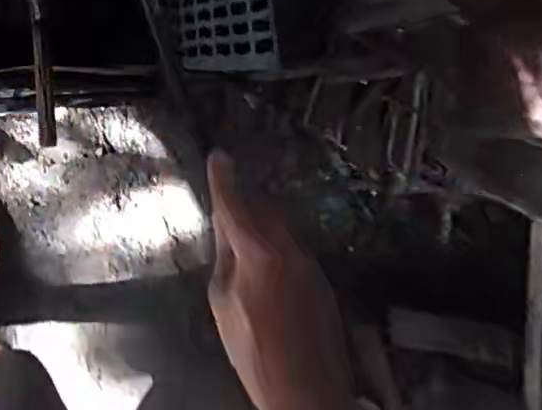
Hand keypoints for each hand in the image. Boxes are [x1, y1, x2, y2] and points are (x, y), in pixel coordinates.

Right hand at [206, 152, 354, 409]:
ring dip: (260, 223)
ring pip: (280, 227)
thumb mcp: (221, 301)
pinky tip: (264, 269)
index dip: (223, 179)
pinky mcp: (323, 285)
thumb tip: (226, 230)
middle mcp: (289, 253)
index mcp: (259, 255)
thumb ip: (224, 257)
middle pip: (262, 210)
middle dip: (242, 205)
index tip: (218, 155)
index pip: (235, 205)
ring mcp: (311, 269)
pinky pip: (293, 249)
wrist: (308, 398)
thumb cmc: (252, 351)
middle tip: (224, 215)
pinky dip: (275, 244)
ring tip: (242, 243)